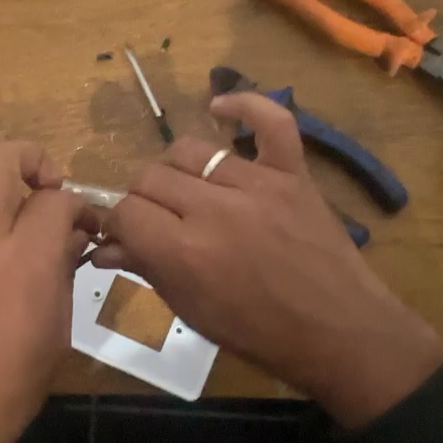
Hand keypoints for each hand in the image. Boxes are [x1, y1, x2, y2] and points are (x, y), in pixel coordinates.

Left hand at [0, 142, 91, 442]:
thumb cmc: (7, 392)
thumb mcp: (55, 336)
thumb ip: (62, 277)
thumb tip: (68, 243)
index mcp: (25, 263)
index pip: (56, 201)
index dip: (78, 206)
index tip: (87, 224)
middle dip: (31, 160)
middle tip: (48, 189)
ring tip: (12, 204)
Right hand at [93, 93, 442, 428]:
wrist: (338, 332)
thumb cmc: (260, 335)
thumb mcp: (193, 312)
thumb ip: (148, 269)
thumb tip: (103, 247)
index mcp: (185, 252)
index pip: (126, 211)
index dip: (117, 223)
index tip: (125, 235)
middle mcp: (215, 209)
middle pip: (150, 177)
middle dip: (142, 201)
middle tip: (157, 222)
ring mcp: (257, 184)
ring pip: (191, 151)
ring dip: (176, 170)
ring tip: (185, 192)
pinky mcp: (292, 173)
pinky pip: (270, 122)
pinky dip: (245, 107)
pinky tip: (219, 108)